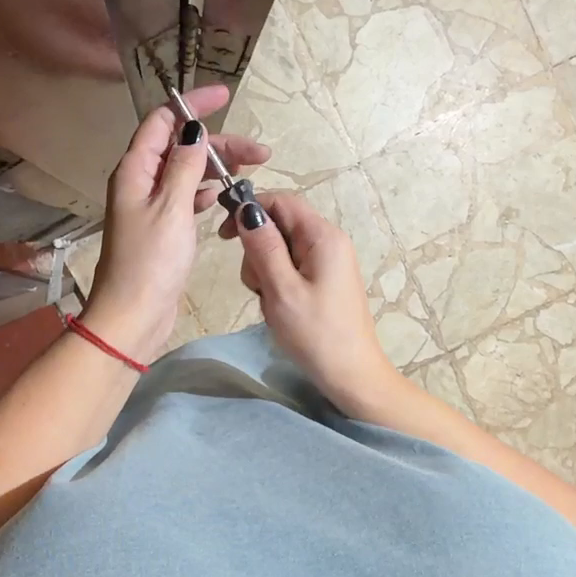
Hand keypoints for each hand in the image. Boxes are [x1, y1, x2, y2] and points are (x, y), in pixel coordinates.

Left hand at [82, 85, 269, 363]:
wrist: (133, 316)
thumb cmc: (151, 262)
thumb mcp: (172, 208)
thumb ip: (184, 166)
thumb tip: (195, 130)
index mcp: (135, 170)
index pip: (162, 121)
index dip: (193, 105)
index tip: (226, 97)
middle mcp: (139, 182)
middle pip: (180, 146)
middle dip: (218, 143)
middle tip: (259, 154)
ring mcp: (150, 206)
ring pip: (186, 172)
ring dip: (216, 168)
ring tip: (249, 175)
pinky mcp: (162, 228)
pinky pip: (186, 197)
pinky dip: (206, 192)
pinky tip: (224, 199)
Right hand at [222, 191, 407, 417]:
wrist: (351, 375)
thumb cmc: (316, 334)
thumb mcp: (282, 290)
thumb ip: (263, 247)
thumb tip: (246, 209)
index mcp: (323, 237)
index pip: (281, 201)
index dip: (250, 210)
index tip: (224, 236)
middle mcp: (328, 242)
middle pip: (279, 225)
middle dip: (257, 251)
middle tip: (259, 286)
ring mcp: (327, 263)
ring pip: (280, 250)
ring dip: (265, 273)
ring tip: (272, 304)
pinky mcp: (323, 281)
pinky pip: (290, 269)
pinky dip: (277, 285)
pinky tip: (280, 309)